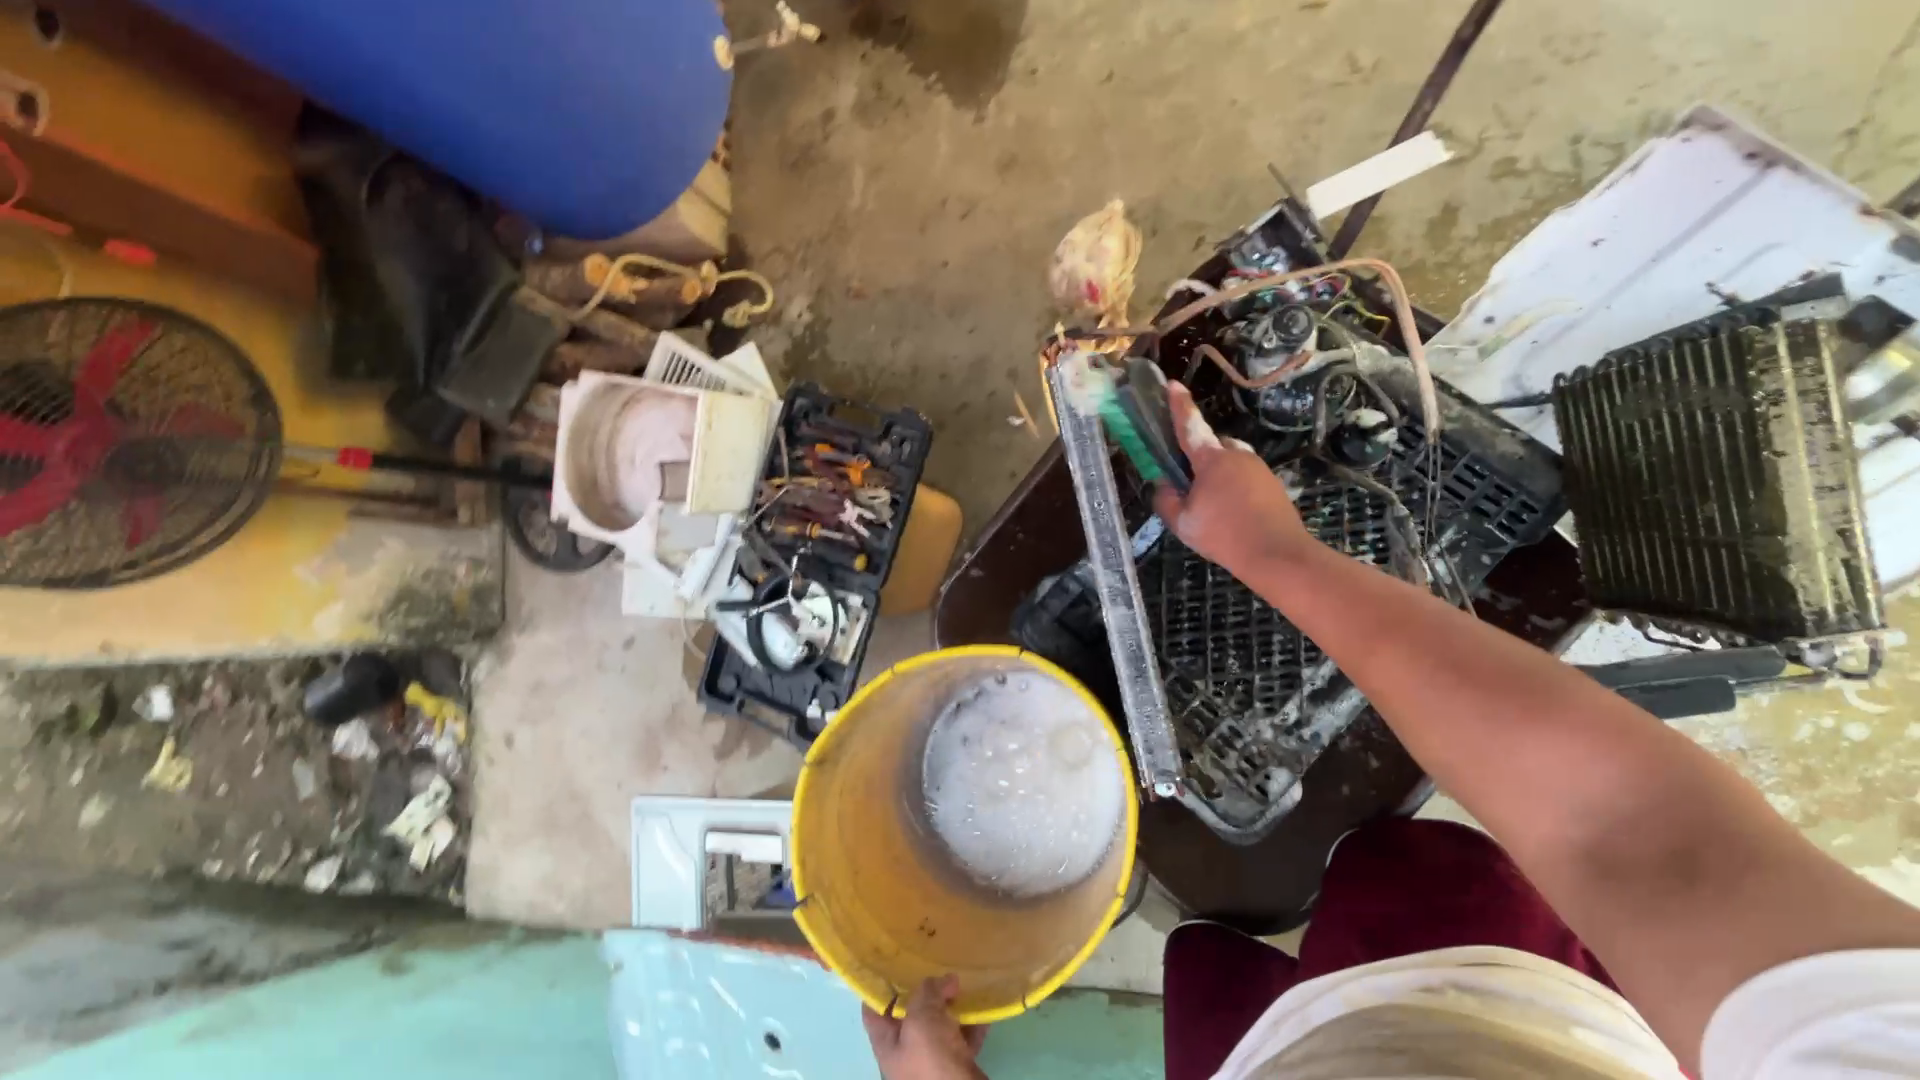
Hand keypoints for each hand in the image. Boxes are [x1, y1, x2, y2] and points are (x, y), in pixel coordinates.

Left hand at [862, 976, 988, 1079]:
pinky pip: (961, 1040)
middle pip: (910, 1015)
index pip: (873, 1009)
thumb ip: (927, 992)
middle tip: (939, 971)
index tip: (894, 963)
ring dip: (951, 1007)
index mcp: (887, 1043)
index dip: (880, 986)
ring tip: (962, 986)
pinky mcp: (953, 1069)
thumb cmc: (932, 1060)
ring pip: (938, 1027)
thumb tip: (945, 980)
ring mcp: (929, 1062)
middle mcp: (905, 1053)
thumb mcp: (921, 1018)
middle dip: (925, 993)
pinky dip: (971, 1025)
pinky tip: (982, 1012)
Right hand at [1153, 382, 1312, 576]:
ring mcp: (1259, 468)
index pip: (1190, 426)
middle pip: (1213, 446)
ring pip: (1231, 462)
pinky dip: (1235, 488)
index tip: (1173, 384)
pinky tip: (1232, 514)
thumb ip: (1166, 500)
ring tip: (1212, 507)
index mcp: (1212, 459)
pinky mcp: (1272, 483)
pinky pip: (1246, 477)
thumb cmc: (1224, 535)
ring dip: (1218, 475)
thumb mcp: (1183, 523)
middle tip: (1189, 485)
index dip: (1179, 405)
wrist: (1277, 554)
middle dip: (1199, 458)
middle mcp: (1237, 455)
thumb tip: (1163, 485)